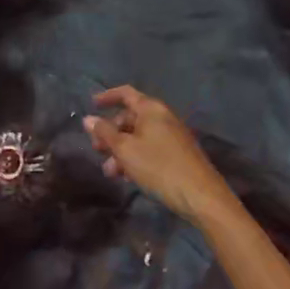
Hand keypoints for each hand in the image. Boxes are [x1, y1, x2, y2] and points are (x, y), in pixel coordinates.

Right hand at [83, 86, 236, 225]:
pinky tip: (128, 177)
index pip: (126, 93)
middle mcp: (162, 116)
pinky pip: (150, 148)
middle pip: (131, 116)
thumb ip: (105, 133)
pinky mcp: (178, 153)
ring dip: (121, 150)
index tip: (92, 104)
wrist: (200, 195)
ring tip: (110, 172)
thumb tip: (88, 118)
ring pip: (139, 136)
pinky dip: (136, 157)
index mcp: (151, 108)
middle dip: (111, 132)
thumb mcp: (126, 150)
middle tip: (97, 150)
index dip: (107, 96)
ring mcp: (172, 135)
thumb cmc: (159, 166)